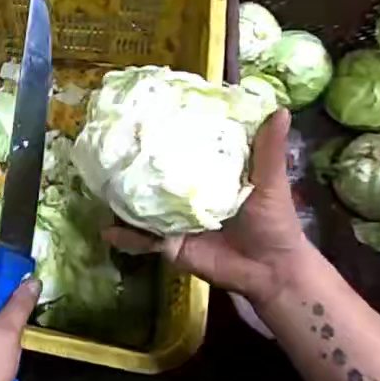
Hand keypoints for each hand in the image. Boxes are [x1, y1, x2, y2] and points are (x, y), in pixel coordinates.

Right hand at [104, 109, 309, 305]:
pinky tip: (108, 231)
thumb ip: (269, 150)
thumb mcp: (271, 182)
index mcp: (206, 172)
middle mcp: (184, 192)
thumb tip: (281, 109)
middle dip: (130, 164)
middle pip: (152, 175)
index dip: (164, 132)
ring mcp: (172, 218)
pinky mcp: (168, 244)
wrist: (271, 271)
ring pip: (140, 205)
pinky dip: (125, 237)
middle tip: (108, 146)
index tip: (144, 112)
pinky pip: (142, 239)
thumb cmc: (273, 221)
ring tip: (97, 185)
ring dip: (119, 198)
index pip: (181, 147)